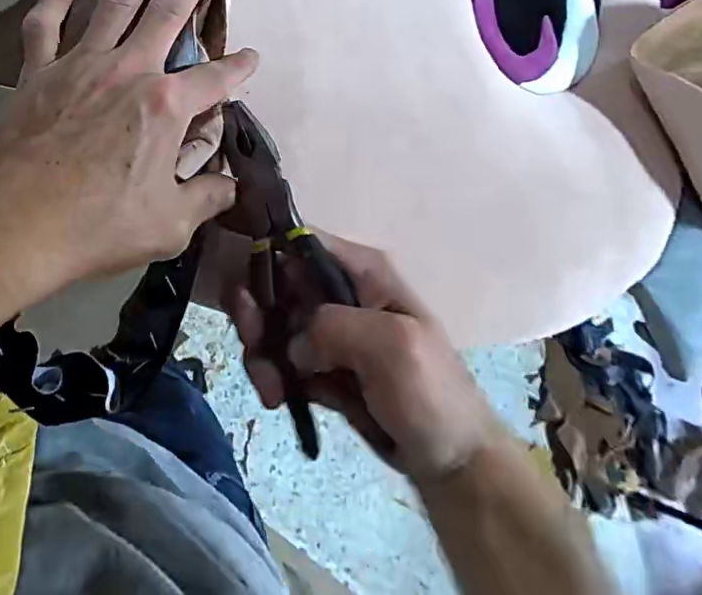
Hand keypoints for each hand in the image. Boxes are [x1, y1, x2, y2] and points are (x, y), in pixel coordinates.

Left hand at [0, 0, 258, 291]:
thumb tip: (230, 186)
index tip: (252, 57)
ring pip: (113, 3)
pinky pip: (45, 24)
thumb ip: (206, 197)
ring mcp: (80, 65)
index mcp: (166, 105)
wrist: (17, 227)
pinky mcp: (38, 72)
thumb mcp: (170, 225)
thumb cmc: (100, 226)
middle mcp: (128, 71)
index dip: (239, 67)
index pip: (216, 79)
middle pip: (167, 16)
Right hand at [228, 235, 501, 482]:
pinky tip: (278, 400)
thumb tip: (292, 343)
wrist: (451, 460)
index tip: (249, 297)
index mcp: (362, 271)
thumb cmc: (431, 392)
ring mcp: (330, 331)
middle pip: (277, 283)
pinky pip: (282, 360)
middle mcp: (340, 292)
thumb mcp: (393, 346)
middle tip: (253, 347)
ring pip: (274, 324)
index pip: (301, 241)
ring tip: (271, 391)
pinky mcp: (321, 366)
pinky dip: (272, 376)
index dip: (267, 257)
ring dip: (261, 353)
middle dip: (257, 314)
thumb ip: (336, 326)